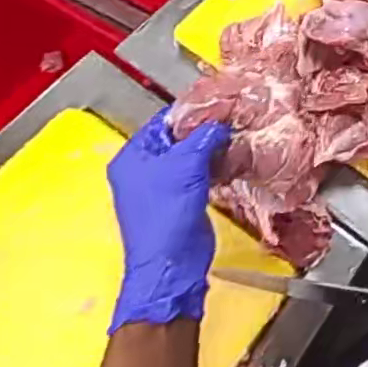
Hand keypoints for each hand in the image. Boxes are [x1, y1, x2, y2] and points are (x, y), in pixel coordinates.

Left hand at [106, 108, 228, 330]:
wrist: (173, 263)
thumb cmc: (169, 211)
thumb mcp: (187, 164)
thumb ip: (204, 136)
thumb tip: (220, 122)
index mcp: (132, 157)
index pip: (163, 122)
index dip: (191, 111)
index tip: (219, 103)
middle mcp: (143, 169)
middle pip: (177, 138)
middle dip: (204, 130)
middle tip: (232, 118)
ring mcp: (162, 186)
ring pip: (190, 156)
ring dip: (211, 148)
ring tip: (235, 136)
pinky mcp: (180, 200)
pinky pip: (198, 174)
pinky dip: (214, 165)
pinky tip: (232, 158)